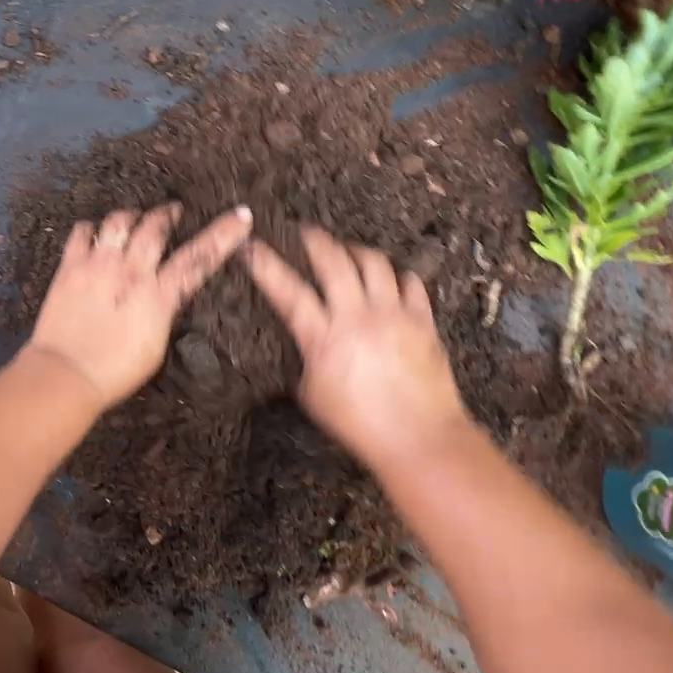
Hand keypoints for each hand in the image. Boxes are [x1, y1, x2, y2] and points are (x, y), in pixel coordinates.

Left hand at [26, 204, 252, 409]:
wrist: (66, 373)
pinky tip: (93, 231)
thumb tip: (167, 294)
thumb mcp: (154, 346)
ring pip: (118, 222)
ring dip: (131, 216)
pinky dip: (91, 228)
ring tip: (135, 216)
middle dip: (167, 214)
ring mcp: (97, 266)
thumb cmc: (114, 371)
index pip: (199, 256)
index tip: (240, 216)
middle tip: (173, 211)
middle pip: (154, 227)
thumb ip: (163, 312)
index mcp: (158, 294)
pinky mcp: (69, 268)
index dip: (222, 234)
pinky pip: (81, 233)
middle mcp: (129, 272)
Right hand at [244, 227, 472, 471]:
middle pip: (334, 261)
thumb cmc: (359, 424)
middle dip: (315, 240)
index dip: (265, 263)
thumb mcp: (312, 392)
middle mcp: (358, 318)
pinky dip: (397, 276)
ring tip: (346, 250)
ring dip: (355, 251)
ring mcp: (394, 316)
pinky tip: (389, 279)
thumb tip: (305, 343)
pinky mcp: (422, 323)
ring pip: (374, 263)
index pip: (286, 289)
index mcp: (323, 337)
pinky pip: (411, 284)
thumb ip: (305, 358)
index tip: (249, 245)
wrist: (419, 439)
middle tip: (305, 232)